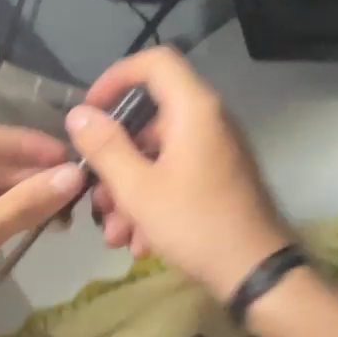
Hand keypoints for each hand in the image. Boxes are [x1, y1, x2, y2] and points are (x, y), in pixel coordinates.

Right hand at [68, 47, 294, 298]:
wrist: (257, 273)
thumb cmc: (196, 225)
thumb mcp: (138, 189)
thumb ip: (105, 147)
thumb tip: (79, 115)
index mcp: (195, 110)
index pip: (154, 63)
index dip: (116, 78)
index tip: (90, 112)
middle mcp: (210, 122)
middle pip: (150, 121)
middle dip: (116, 161)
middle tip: (96, 198)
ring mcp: (218, 152)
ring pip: (160, 157)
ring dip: (131, 193)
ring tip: (116, 235)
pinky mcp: (221, 180)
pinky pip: (178, 178)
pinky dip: (155, 203)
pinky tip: (141, 244)